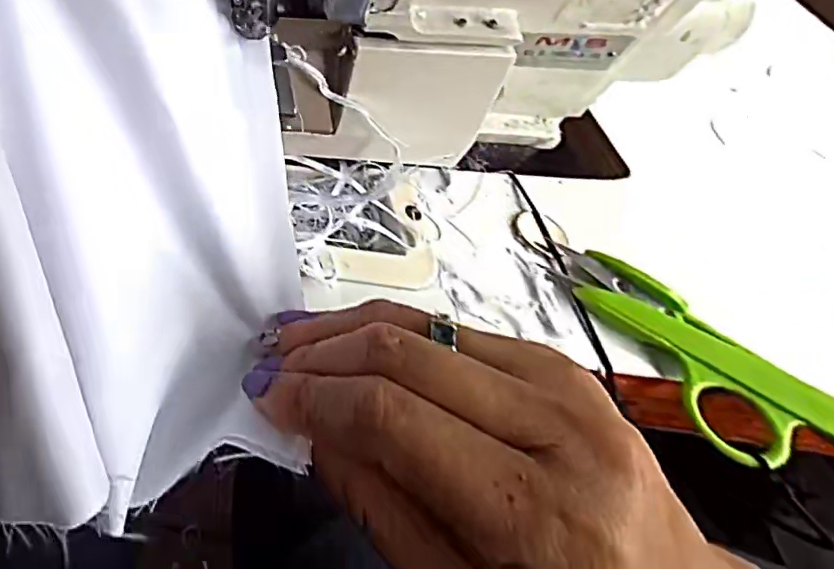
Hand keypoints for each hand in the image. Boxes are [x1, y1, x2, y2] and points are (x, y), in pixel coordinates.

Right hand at [248, 300, 740, 568]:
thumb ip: (379, 502)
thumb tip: (313, 428)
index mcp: (540, 512)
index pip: (392, 413)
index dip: (316, 396)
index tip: (271, 396)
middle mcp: (558, 428)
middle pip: (403, 351)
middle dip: (322, 351)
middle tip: (272, 362)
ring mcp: (562, 382)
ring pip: (422, 322)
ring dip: (347, 327)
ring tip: (298, 338)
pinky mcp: (555, 360)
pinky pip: (452, 327)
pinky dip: (393, 327)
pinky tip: (355, 335)